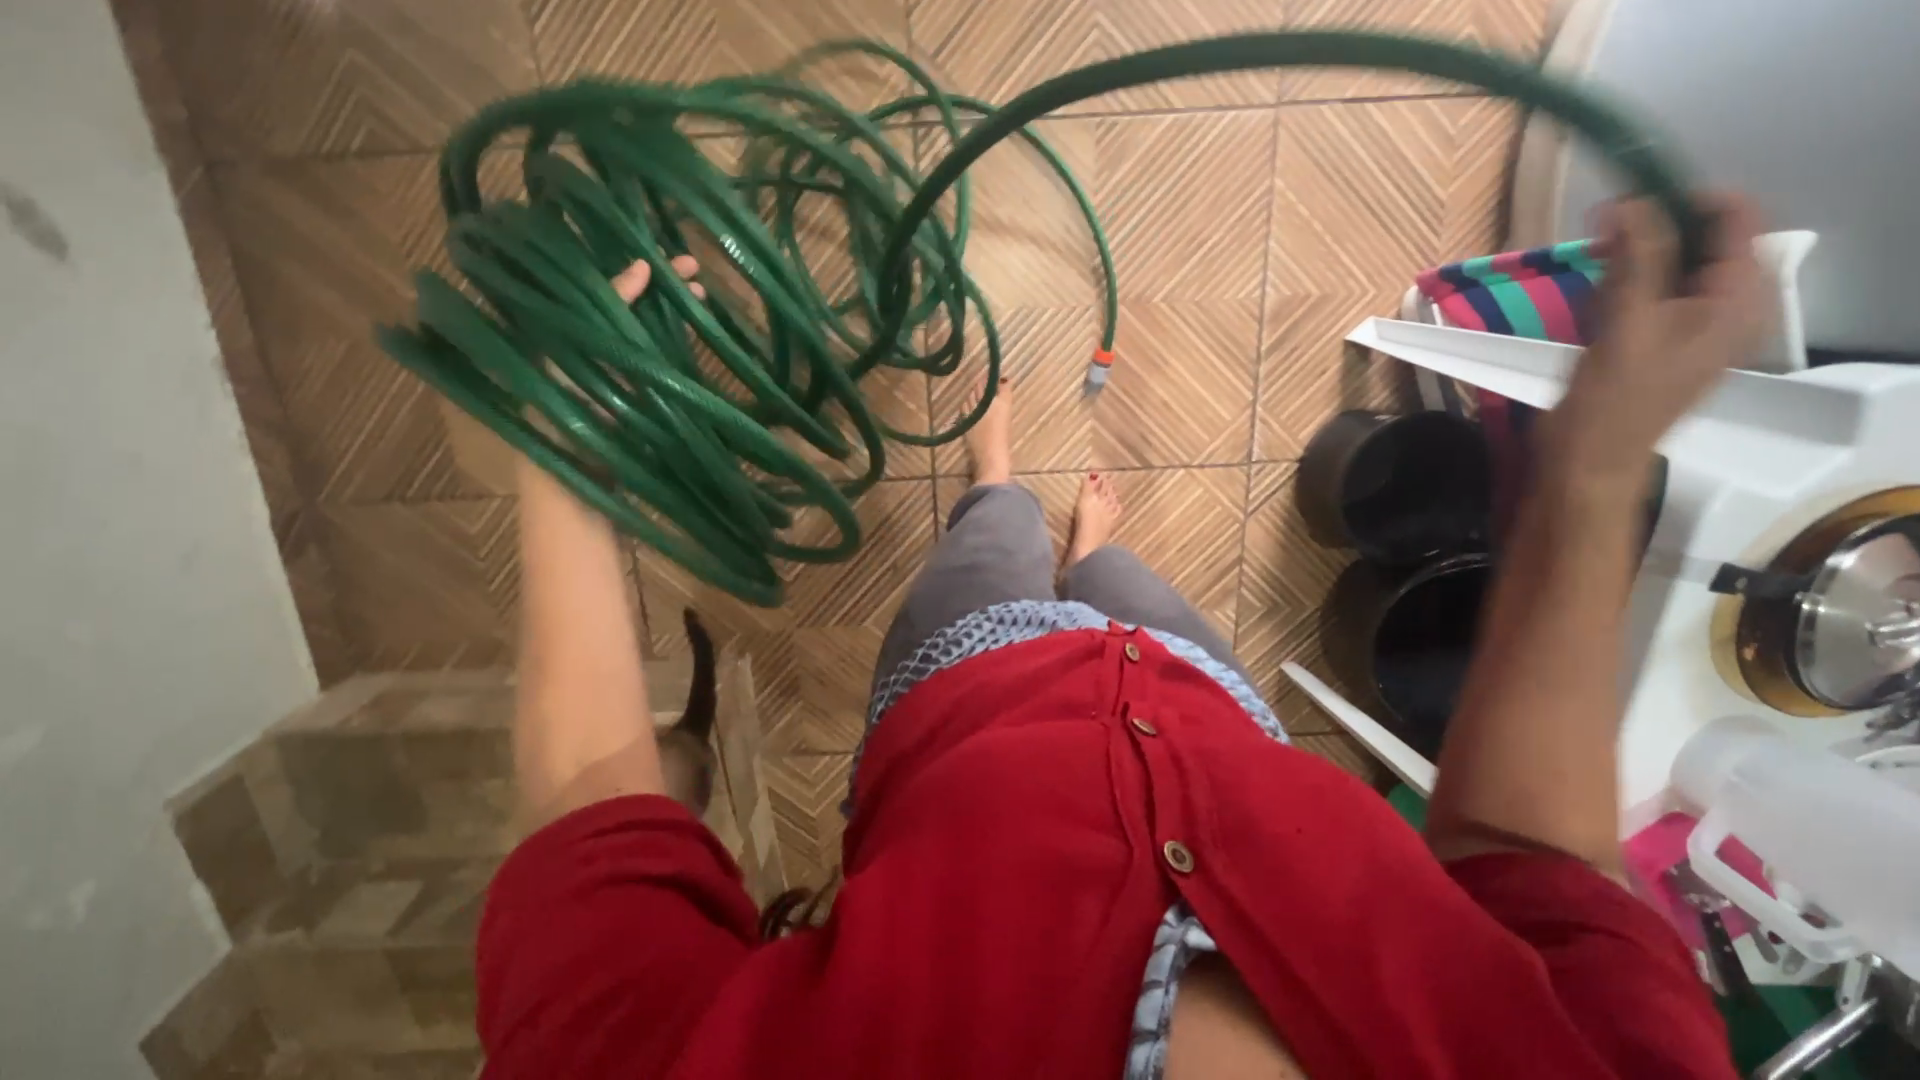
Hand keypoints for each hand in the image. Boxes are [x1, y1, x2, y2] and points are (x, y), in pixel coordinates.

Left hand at [516, 253, 704, 488]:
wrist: (577, 493)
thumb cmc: (565, 425)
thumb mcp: (576, 361)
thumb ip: (606, 317)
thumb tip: (640, 267)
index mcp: (566, 341)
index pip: (602, 295)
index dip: (632, 273)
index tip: (667, 259)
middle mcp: (591, 356)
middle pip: (628, 310)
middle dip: (660, 288)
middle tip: (695, 269)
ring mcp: (618, 382)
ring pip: (648, 335)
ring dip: (673, 314)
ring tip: (703, 296)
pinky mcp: (640, 406)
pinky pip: (659, 367)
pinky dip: (678, 347)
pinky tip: (698, 335)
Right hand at [1548, 196, 1769, 480]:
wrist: (1587, 461)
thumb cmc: (1614, 397)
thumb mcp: (1629, 320)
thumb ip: (1637, 255)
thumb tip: (1629, 201)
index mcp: (1735, 299)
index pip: (1733, 217)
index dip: (1684, 198)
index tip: (1627, 199)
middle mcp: (1721, 306)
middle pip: (1698, 240)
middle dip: (1650, 229)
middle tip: (1601, 234)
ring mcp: (1685, 326)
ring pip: (1666, 267)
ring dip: (1629, 259)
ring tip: (1594, 269)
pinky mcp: (1651, 342)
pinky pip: (1644, 294)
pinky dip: (1619, 286)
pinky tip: (1591, 300)